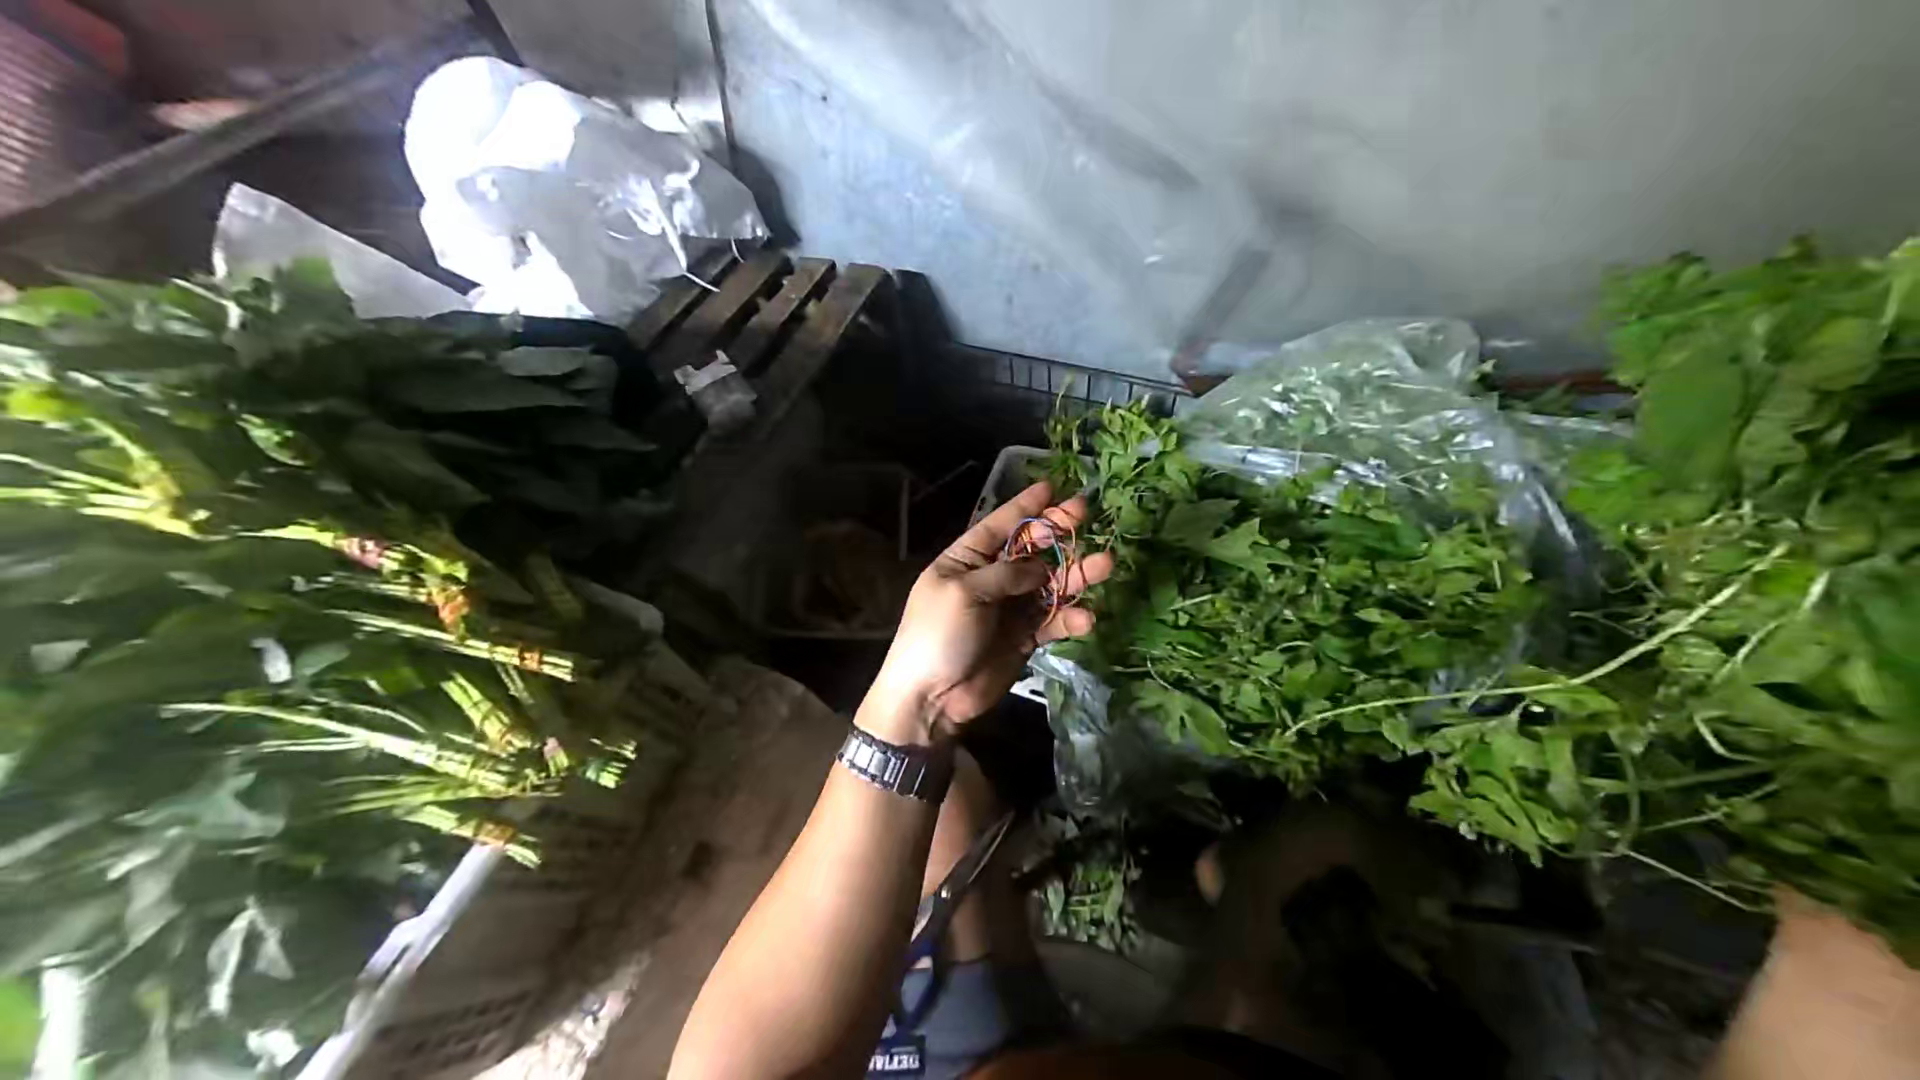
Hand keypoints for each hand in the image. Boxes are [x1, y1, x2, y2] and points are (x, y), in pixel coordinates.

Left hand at [862, 481, 1111, 741]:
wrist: (931, 698)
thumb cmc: (937, 635)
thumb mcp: (963, 593)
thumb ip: (1005, 574)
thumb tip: (1041, 568)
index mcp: (965, 561)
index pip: (998, 525)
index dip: (1024, 507)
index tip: (1052, 487)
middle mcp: (990, 579)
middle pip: (1030, 550)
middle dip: (1057, 532)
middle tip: (1085, 514)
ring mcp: (1009, 609)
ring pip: (1049, 584)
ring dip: (1076, 574)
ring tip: (1105, 564)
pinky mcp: (1024, 638)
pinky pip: (1053, 621)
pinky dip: (1070, 618)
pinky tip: (1086, 618)